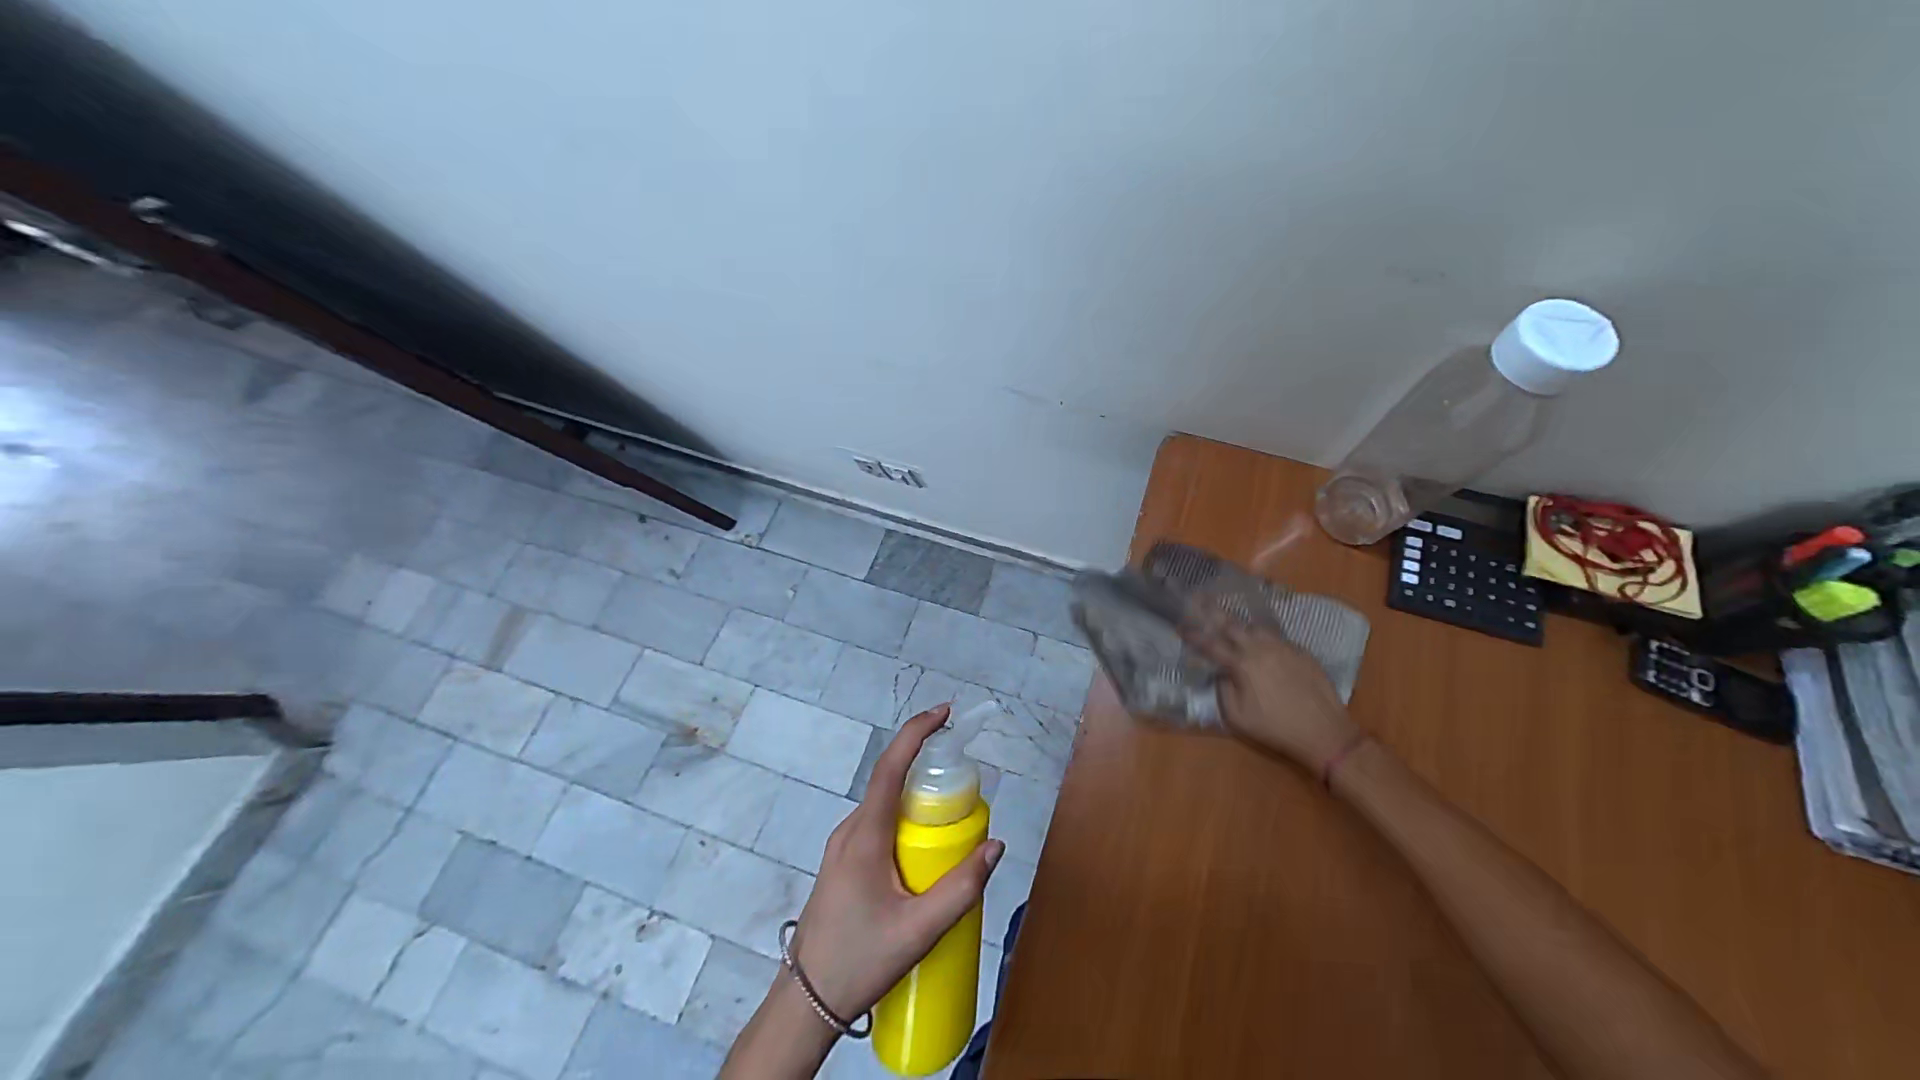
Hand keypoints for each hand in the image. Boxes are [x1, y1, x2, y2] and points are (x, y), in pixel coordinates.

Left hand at [790, 704, 1004, 1019]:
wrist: (807, 1000)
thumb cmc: (860, 961)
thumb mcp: (919, 930)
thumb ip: (962, 888)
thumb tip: (995, 846)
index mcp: (865, 835)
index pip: (890, 767)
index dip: (916, 733)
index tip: (945, 713)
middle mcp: (851, 830)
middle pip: (893, 784)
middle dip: (930, 776)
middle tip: (966, 794)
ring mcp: (843, 846)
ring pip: (887, 808)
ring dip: (919, 806)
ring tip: (951, 834)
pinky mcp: (844, 862)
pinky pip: (880, 827)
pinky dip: (907, 826)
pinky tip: (924, 860)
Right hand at [1185, 619, 1360, 772]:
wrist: (1325, 733)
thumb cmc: (1276, 728)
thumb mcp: (1237, 717)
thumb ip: (1223, 691)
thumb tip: (1222, 674)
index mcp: (1243, 665)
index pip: (1211, 644)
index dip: (1193, 635)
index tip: (1180, 627)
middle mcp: (1262, 649)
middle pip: (1233, 625)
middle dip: (1214, 613)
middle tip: (1201, 601)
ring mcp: (1285, 648)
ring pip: (1257, 627)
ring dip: (1241, 625)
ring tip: (1233, 624)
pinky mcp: (1303, 653)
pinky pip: (1278, 639)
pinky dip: (1265, 638)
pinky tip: (1264, 645)